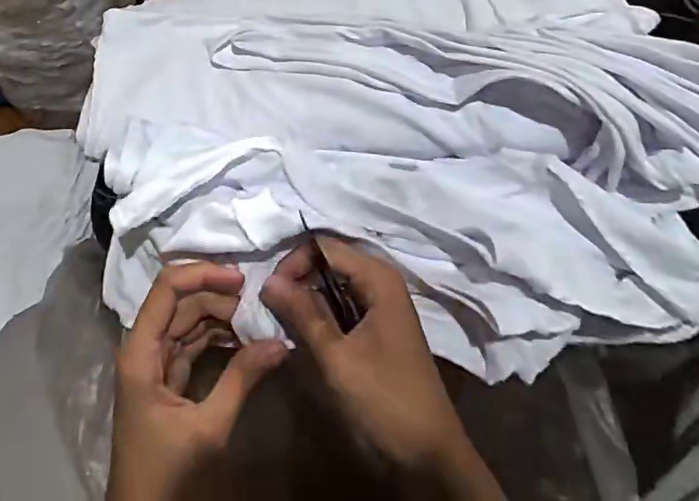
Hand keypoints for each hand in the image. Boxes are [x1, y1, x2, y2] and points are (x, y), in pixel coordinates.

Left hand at [109, 262, 286, 500]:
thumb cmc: (165, 472)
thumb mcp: (208, 428)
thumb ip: (241, 379)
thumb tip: (279, 341)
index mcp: (140, 352)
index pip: (167, 289)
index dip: (202, 274)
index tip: (241, 279)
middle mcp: (143, 349)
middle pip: (181, 302)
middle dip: (219, 295)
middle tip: (259, 302)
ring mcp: (154, 364)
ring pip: (188, 321)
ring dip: (221, 315)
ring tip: (257, 318)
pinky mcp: (166, 379)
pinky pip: (192, 343)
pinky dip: (218, 337)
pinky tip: (245, 339)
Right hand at [261, 237, 502, 498]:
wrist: (430, 453)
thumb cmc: (385, 400)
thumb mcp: (337, 359)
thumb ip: (303, 315)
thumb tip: (268, 280)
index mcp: (378, 277)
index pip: (324, 246)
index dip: (293, 261)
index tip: (269, 292)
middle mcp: (381, 280)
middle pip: (329, 260)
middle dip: (297, 277)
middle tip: (270, 306)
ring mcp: (380, 303)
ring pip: (333, 283)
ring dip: (306, 296)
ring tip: (280, 318)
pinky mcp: (376, 325)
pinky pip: (341, 304)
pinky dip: (320, 312)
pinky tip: (301, 330)